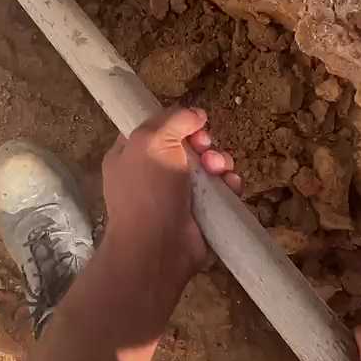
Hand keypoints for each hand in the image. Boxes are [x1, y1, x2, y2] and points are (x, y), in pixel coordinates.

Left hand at [99, 107, 238, 283]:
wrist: (158, 246)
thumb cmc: (147, 190)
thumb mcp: (151, 140)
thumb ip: (173, 119)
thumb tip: (196, 115)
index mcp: (131, 155)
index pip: (155, 128)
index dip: (176, 122)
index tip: (191, 123)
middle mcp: (153, 173)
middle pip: (187, 144)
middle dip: (203, 143)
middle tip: (205, 149)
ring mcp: (178, 194)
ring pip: (208, 166)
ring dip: (219, 161)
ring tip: (218, 170)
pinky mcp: (202, 212)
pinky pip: (221, 190)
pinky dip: (229, 184)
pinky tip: (230, 185)